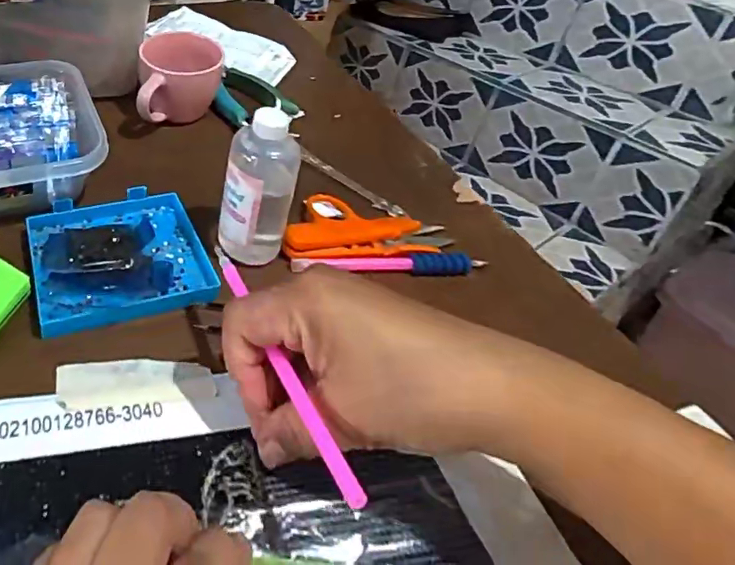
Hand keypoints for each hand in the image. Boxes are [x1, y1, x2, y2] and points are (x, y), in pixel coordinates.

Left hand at [35, 492, 249, 563]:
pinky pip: (60, 543)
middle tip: (188, 549)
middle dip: (176, 520)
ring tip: (141, 553)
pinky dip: (85, 549)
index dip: (227, 548)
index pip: (207, 556)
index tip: (233, 547)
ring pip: (99, 513)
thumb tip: (224, 549)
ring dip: (126, 525)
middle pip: (149, 512)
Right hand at [222, 267, 569, 464]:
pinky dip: (318, 369)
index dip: (242, 375)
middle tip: (290, 431)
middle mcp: (314, 285)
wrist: (496, 385)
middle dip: (267, 382)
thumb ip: (291, 432)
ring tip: (322, 423)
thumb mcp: (342, 419)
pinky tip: (343, 402)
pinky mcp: (363, 309)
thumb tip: (264, 449)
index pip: (238, 323)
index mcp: (301, 298)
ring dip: (294, 380)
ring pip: (290, 335)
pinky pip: (317, 334)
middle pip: (262, 327)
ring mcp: (341, 294)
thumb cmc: (408, 392)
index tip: (269, 420)